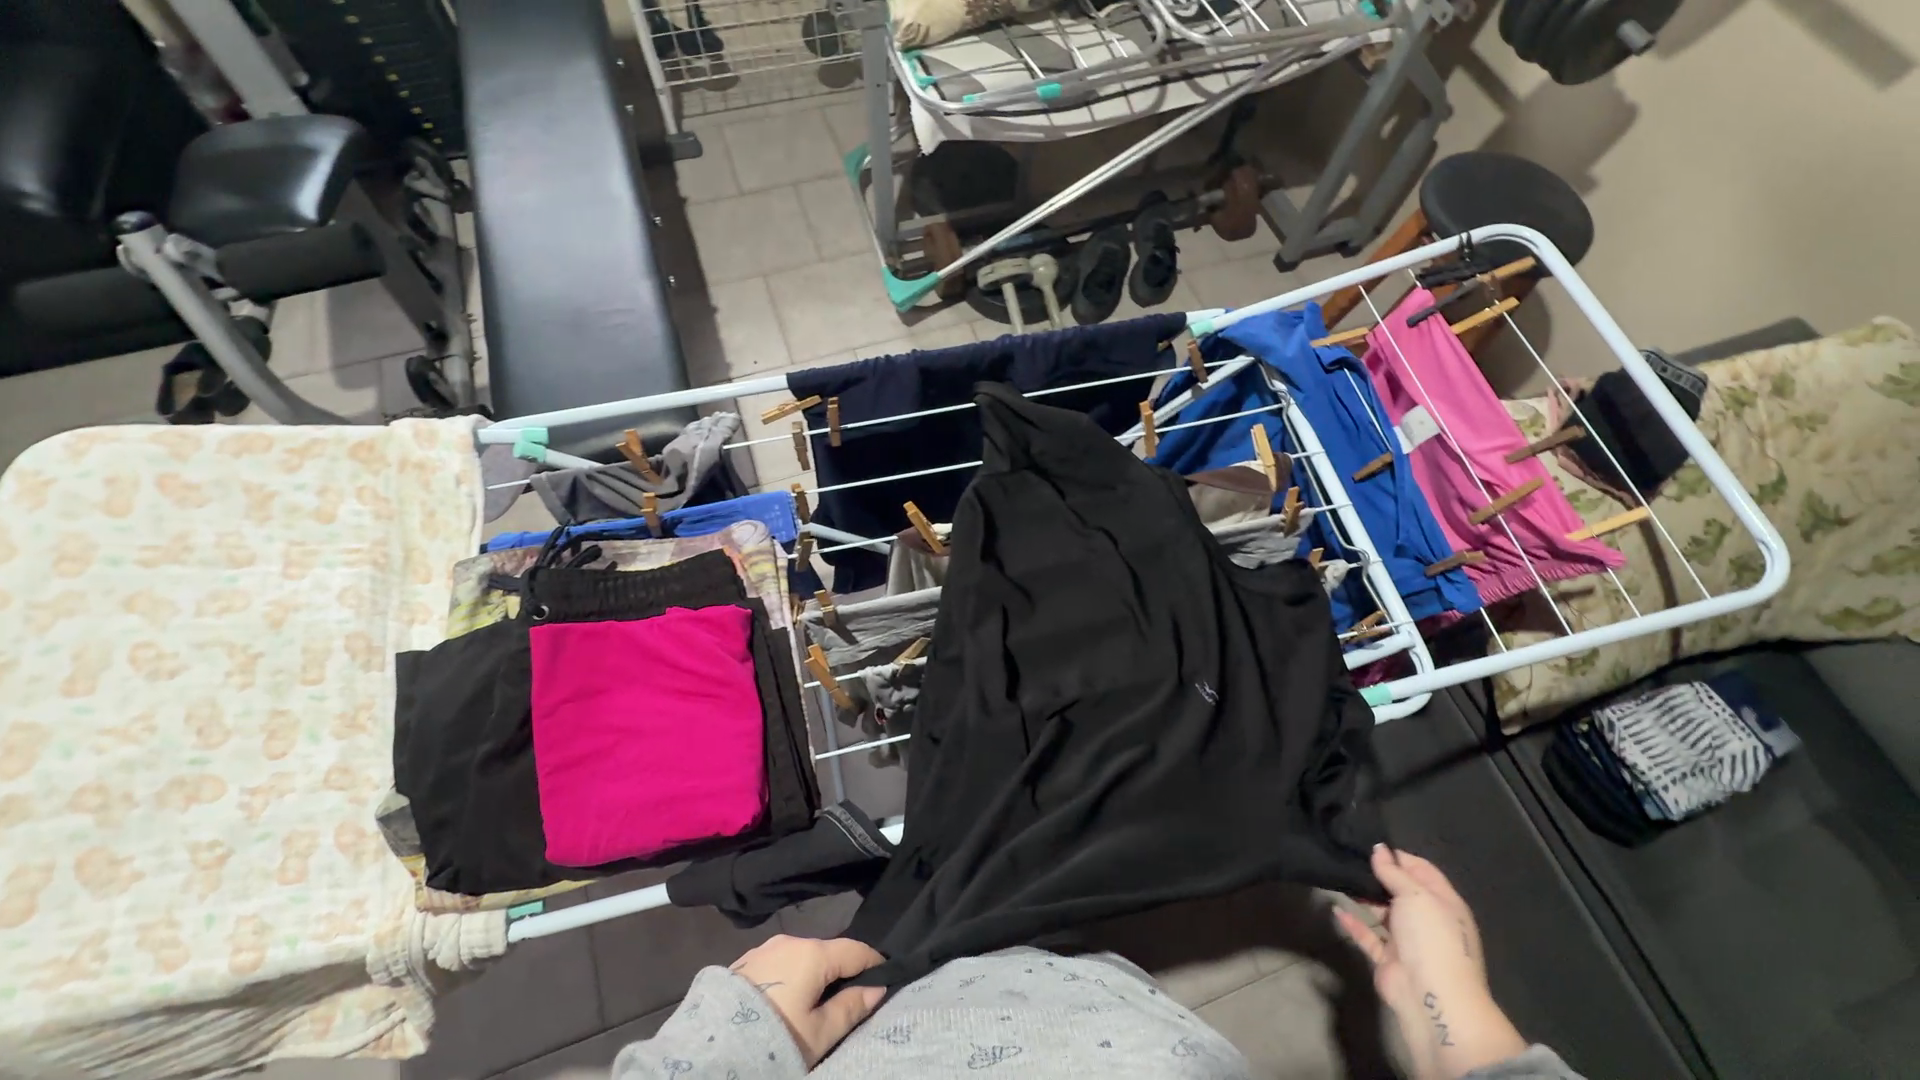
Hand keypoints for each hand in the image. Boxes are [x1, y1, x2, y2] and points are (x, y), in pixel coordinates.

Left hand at [728, 935, 888, 1066]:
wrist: (710, 1050)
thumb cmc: (775, 1038)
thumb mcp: (819, 1033)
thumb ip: (851, 1007)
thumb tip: (877, 988)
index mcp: (813, 953)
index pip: (856, 950)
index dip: (874, 963)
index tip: (885, 976)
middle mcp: (789, 941)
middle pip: (827, 951)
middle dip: (842, 970)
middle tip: (850, 996)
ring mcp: (763, 949)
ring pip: (801, 956)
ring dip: (814, 973)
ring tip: (816, 1002)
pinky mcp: (743, 962)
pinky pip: (779, 963)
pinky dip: (791, 975)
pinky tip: (786, 999)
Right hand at [1334, 846, 1526, 1079]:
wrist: (1432, 997)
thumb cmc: (1431, 939)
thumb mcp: (1416, 897)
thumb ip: (1394, 872)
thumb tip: (1378, 849)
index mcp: (1444, 903)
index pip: (1422, 870)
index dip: (1398, 857)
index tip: (1369, 845)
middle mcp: (1427, 920)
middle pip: (1401, 891)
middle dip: (1378, 875)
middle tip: (1348, 858)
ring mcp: (1408, 942)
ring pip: (1383, 913)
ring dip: (1364, 898)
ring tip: (1339, 878)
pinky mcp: (1388, 959)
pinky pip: (1368, 936)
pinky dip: (1353, 923)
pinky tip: (1336, 909)